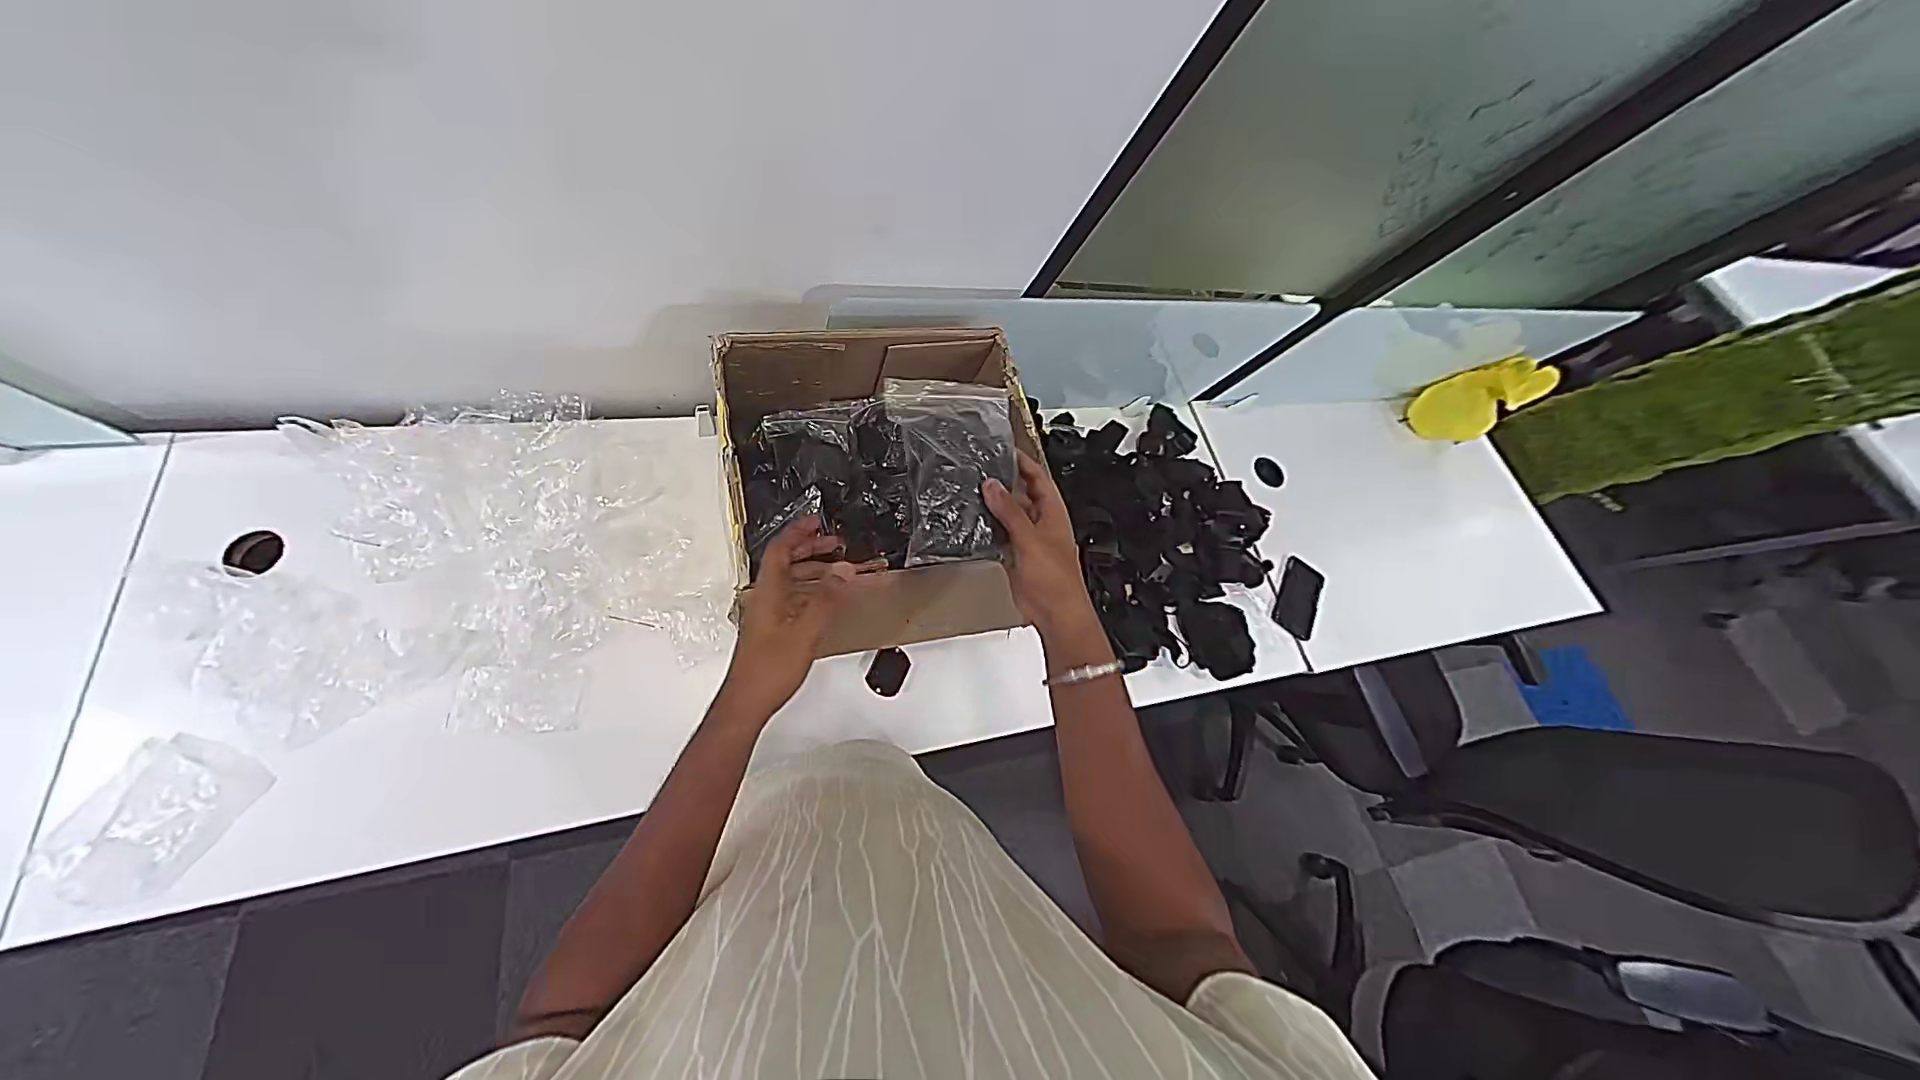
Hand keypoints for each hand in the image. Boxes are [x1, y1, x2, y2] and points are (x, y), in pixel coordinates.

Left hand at [716, 516, 853, 720]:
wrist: (747, 701)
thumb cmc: (768, 671)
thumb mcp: (805, 631)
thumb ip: (825, 599)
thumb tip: (841, 572)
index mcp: (769, 592)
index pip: (780, 549)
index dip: (798, 531)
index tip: (817, 521)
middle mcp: (765, 598)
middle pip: (785, 561)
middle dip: (810, 546)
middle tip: (833, 541)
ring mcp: (767, 613)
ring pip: (790, 579)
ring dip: (812, 567)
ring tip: (836, 566)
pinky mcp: (772, 627)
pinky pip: (792, 596)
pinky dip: (810, 588)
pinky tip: (825, 596)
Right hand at [982, 451, 1099, 637]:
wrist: (1055, 612)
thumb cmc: (1056, 579)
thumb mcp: (1030, 538)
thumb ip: (1010, 511)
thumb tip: (993, 486)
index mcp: (1052, 513)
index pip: (1038, 478)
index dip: (1023, 462)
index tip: (1005, 450)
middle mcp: (1041, 524)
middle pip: (1021, 495)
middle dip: (1004, 483)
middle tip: (982, 469)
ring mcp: (1029, 540)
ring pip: (1009, 515)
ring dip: (994, 506)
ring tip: (973, 492)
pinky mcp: (1017, 556)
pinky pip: (1001, 536)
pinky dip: (989, 529)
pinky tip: (975, 523)